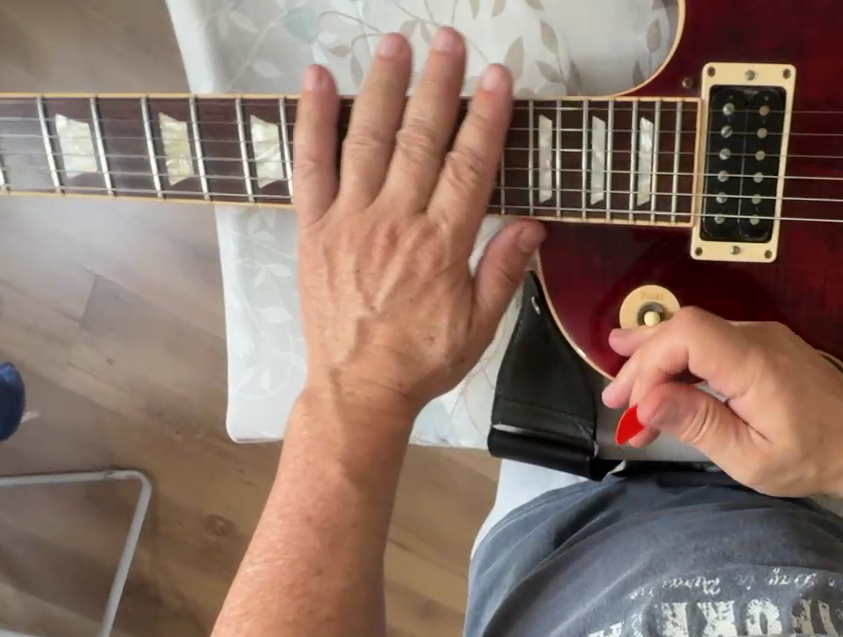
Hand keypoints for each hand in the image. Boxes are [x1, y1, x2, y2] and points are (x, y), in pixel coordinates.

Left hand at [293, 29, 544, 423]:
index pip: (470, 165)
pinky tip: (316, 78)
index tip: (497, 77)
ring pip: (366, 138)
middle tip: (447, 40)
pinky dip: (312, 118)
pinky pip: (310, 164)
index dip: (486, 116)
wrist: (361, 389)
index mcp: (441, 246)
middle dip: (438, 83)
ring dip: (381, 84)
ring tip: (394, 43)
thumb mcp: (479, 328)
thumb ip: (503, 273)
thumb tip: (531, 226)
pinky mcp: (314, 229)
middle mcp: (395, 222)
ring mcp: (350, 221)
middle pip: (420, 137)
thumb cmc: (423, 362)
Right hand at [601, 308, 842, 505]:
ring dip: (656, 362)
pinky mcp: (764, 348)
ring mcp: (763, 338)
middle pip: (683, 330)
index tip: (636, 407)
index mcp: (756, 364)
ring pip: (694, 334)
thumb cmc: (813, 460)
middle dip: (642, 365)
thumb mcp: (751, 457)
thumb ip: (699, 425)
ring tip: (621, 385)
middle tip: (616, 404)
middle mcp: (758, 338)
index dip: (650, 362)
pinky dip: (680, 361)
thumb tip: (648, 403)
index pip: (686, 335)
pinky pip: (711, 343)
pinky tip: (654, 368)